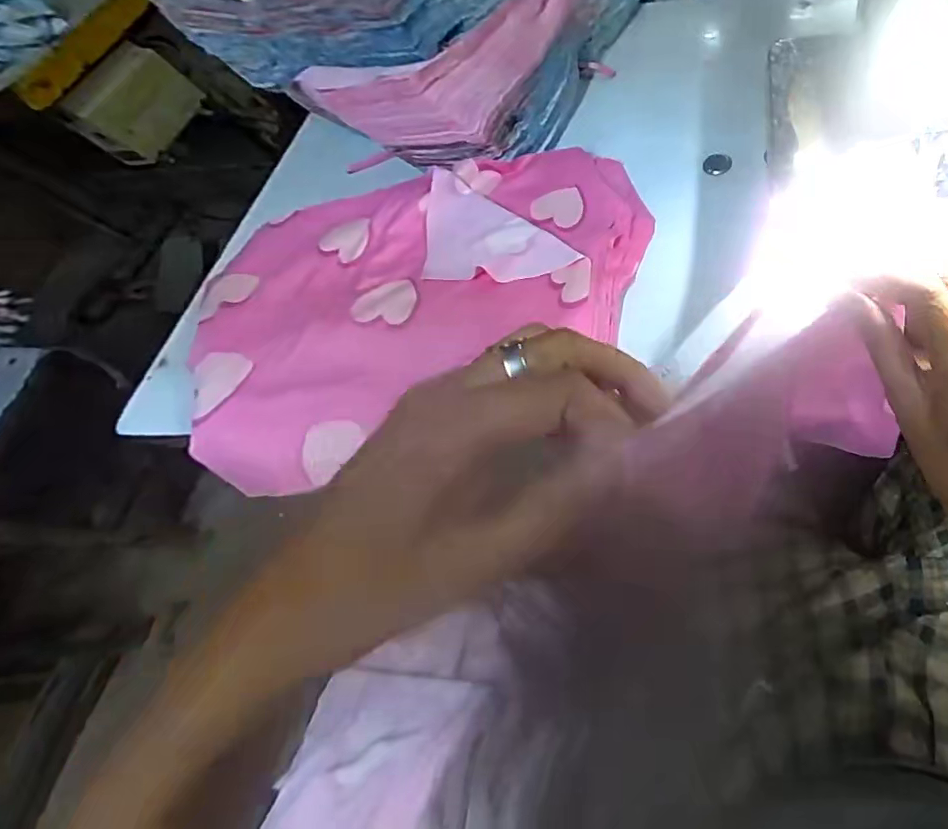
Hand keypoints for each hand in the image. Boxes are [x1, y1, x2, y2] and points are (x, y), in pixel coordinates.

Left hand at [258, 326, 669, 677]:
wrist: (291, 603)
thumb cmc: (382, 588)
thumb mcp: (478, 560)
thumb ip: (556, 506)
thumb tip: (619, 466)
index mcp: (456, 420)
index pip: (559, 388)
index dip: (610, 416)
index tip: (635, 460)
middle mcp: (449, 387)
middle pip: (549, 344)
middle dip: (611, 368)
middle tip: (655, 407)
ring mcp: (437, 391)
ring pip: (528, 347)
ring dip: (584, 367)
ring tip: (625, 407)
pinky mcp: (433, 407)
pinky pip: (507, 370)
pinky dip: (554, 380)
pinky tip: (573, 419)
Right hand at [850, 256, 947, 538]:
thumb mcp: (906, 407)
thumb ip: (883, 347)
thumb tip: (852, 301)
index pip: (925, 290)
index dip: (883, 275)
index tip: (849, 278)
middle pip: (945, 273)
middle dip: (898, 267)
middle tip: (860, 279)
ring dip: (925, 268)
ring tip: (891, 286)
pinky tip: (926, 292)